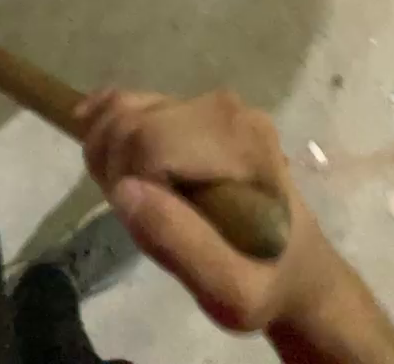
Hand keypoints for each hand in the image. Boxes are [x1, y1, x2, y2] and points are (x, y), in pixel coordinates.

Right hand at [75, 88, 342, 332]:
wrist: (298, 266)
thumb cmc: (265, 281)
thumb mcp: (231, 292)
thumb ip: (180, 243)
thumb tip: (124, 189)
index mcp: (240, 147)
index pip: (149, 140)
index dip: (124, 178)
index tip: (132, 219)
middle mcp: (227, 111)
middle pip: (135, 119)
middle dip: (112, 163)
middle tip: (125, 209)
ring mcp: (214, 104)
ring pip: (130, 105)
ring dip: (108, 147)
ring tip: (126, 192)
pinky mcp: (199, 107)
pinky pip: (138, 101)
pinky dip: (109, 120)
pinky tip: (95, 139)